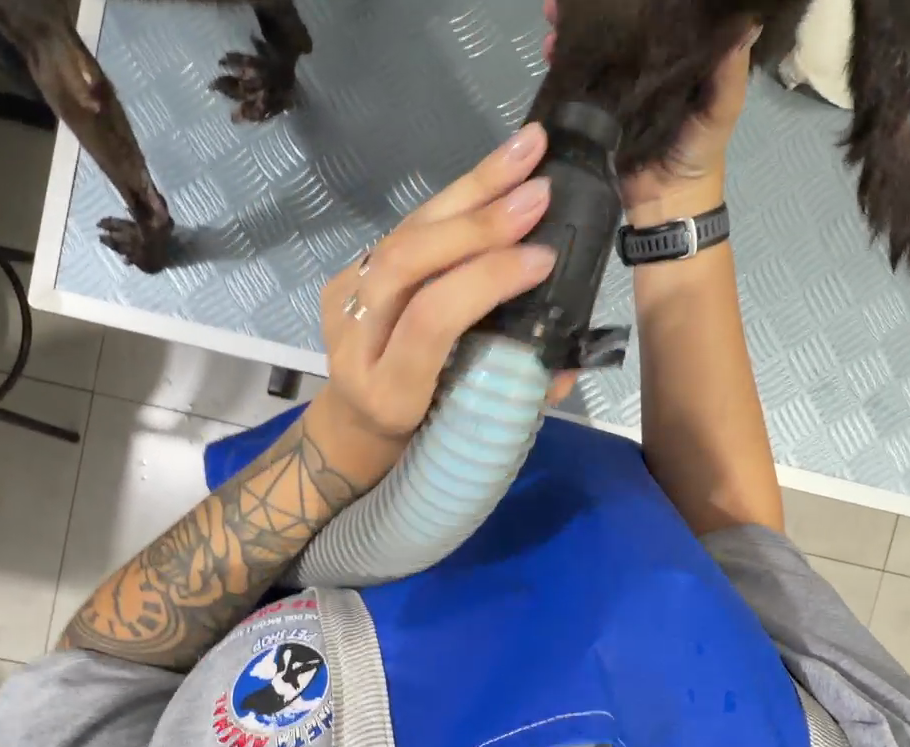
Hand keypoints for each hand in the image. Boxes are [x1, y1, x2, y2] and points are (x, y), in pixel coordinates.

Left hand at [309, 123, 560, 483]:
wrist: (350, 427)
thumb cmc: (418, 433)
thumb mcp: (463, 424)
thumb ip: (512, 392)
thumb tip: (568, 360)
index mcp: (388, 390)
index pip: (431, 319)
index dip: (486, 280)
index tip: (543, 260)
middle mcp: (355, 342)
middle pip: (407, 263)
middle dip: (478, 223)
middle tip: (540, 192)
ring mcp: (341, 304)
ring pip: (402, 233)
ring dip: (470, 189)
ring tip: (526, 150)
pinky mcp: (341, 278)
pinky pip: (402, 229)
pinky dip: (453, 201)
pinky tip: (494, 174)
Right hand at [542, 0, 758, 226]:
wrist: (665, 206)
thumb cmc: (700, 155)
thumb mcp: (723, 109)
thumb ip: (731, 70)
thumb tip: (747, 18)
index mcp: (676, 62)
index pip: (658, 20)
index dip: (638, 1)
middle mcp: (644, 72)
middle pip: (618, 34)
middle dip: (594, 15)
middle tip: (565, 2)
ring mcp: (615, 95)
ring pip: (593, 56)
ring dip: (572, 38)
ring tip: (552, 21)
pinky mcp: (594, 119)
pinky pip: (578, 90)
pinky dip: (563, 72)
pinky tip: (549, 53)